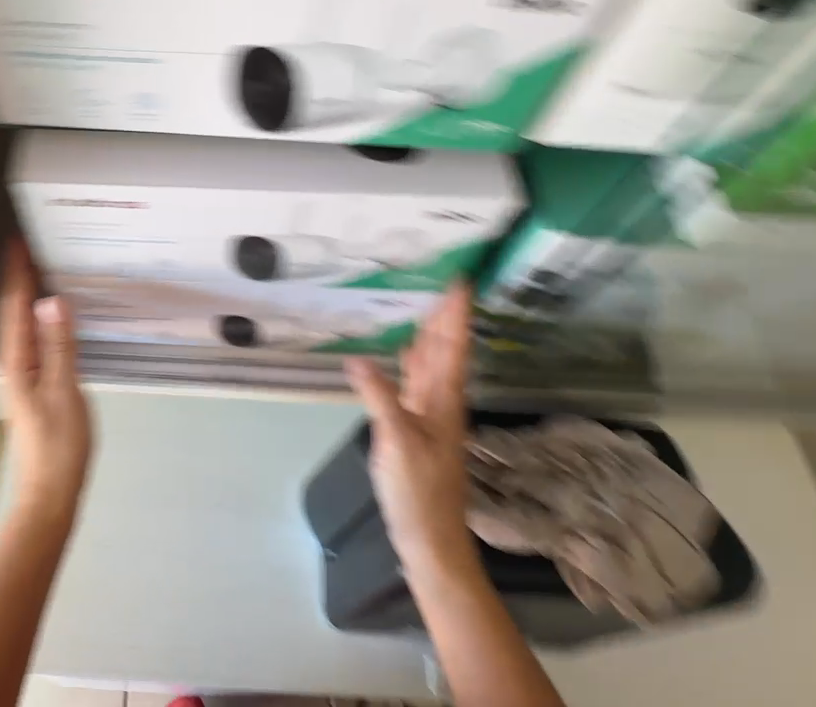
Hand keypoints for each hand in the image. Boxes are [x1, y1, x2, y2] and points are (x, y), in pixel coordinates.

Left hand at [0, 240, 92, 516]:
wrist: (51, 494)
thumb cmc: (58, 445)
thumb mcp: (64, 392)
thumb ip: (60, 346)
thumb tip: (52, 301)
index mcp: (17, 364)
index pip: (15, 309)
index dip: (16, 275)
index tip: (17, 242)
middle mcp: (15, 368)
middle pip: (15, 315)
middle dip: (20, 281)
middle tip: (31, 248)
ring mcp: (25, 380)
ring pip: (25, 330)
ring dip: (31, 300)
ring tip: (43, 272)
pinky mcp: (37, 390)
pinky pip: (37, 344)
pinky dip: (44, 323)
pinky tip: (57, 321)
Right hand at [344, 280, 475, 570]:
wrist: (431, 537)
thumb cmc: (419, 491)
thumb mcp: (397, 442)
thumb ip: (379, 397)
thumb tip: (356, 357)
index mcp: (444, 397)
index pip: (453, 344)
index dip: (456, 312)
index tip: (459, 279)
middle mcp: (441, 398)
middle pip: (444, 346)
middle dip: (442, 312)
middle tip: (434, 276)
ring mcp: (429, 411)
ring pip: (431, 360)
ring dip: (427, 330)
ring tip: (416, 298)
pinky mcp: (415, 423)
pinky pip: (414, 379)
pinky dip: (408, 357)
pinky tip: (398, 346)